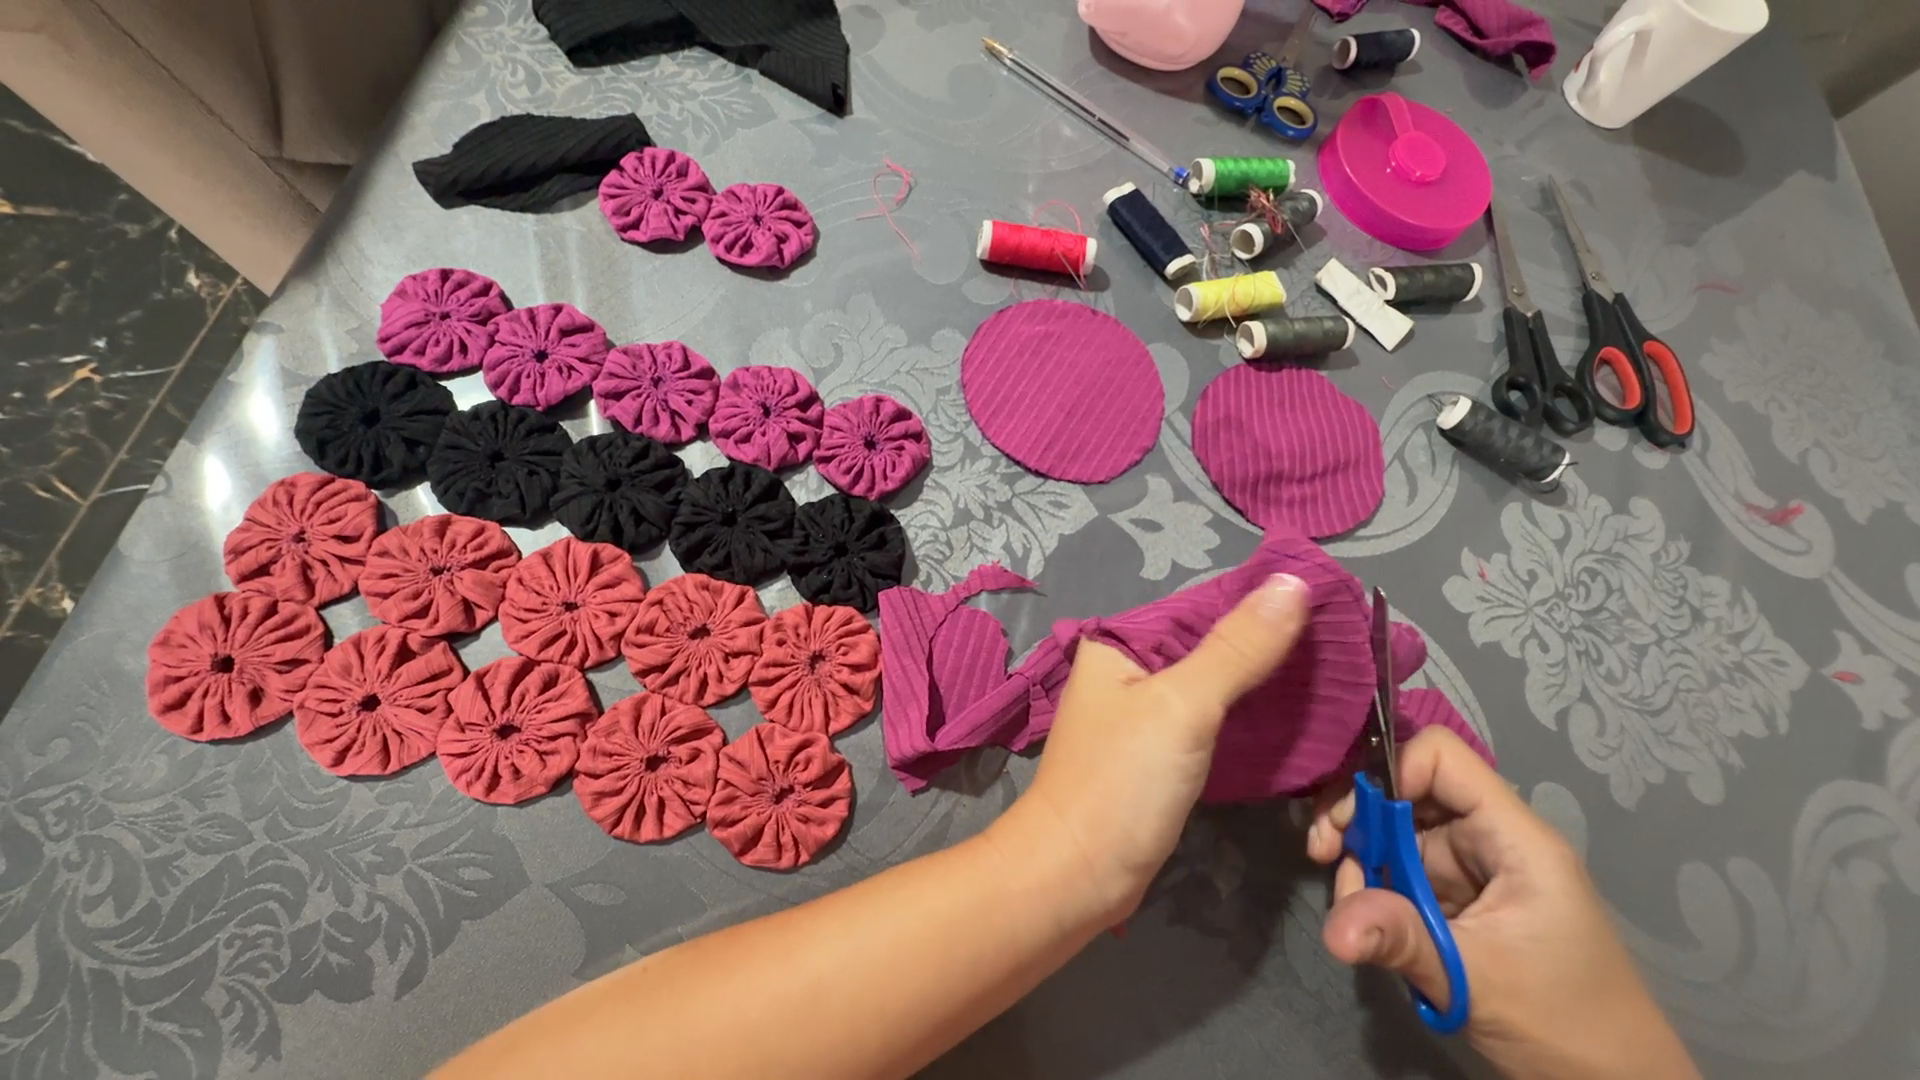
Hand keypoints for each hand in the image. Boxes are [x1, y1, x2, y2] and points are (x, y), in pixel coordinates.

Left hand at [992, 573, 1309, 925]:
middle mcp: (1127, 669)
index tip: (1331, 603)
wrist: (1079, 875)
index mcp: (1119, 642)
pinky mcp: (1160, 754)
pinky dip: (1248, 716)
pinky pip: (1212, 720)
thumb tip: (1293, 581)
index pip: (1200, 605)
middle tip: (1344, 645)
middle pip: (1209, 644)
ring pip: (1214, 684)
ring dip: (1263, 682)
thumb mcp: (1184, 704)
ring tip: (1331, 675)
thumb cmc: (1122, 783)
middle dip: (1269, 644)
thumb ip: (1237, 647)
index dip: (1261, 604)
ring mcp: (1143, 713)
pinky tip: (1292, 715)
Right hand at [1306, 727, 1699, 1079]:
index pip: (1441, 758)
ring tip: (1351, 905)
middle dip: (1357, 815)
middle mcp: (1488, 838)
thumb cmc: (1566, 1025)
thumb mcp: (1476, 980)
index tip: (1356, 822)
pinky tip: (1366, 917)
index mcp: (1512, 838)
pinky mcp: (1455, 897)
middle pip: (1405, 789)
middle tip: (1323, 855)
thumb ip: (1401, 940)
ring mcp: (1470, 868)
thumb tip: (1331, 929)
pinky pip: (1400, 869)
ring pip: (1394, 832)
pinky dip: (1372, 885)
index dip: (1392, 770)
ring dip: (1360, 858)